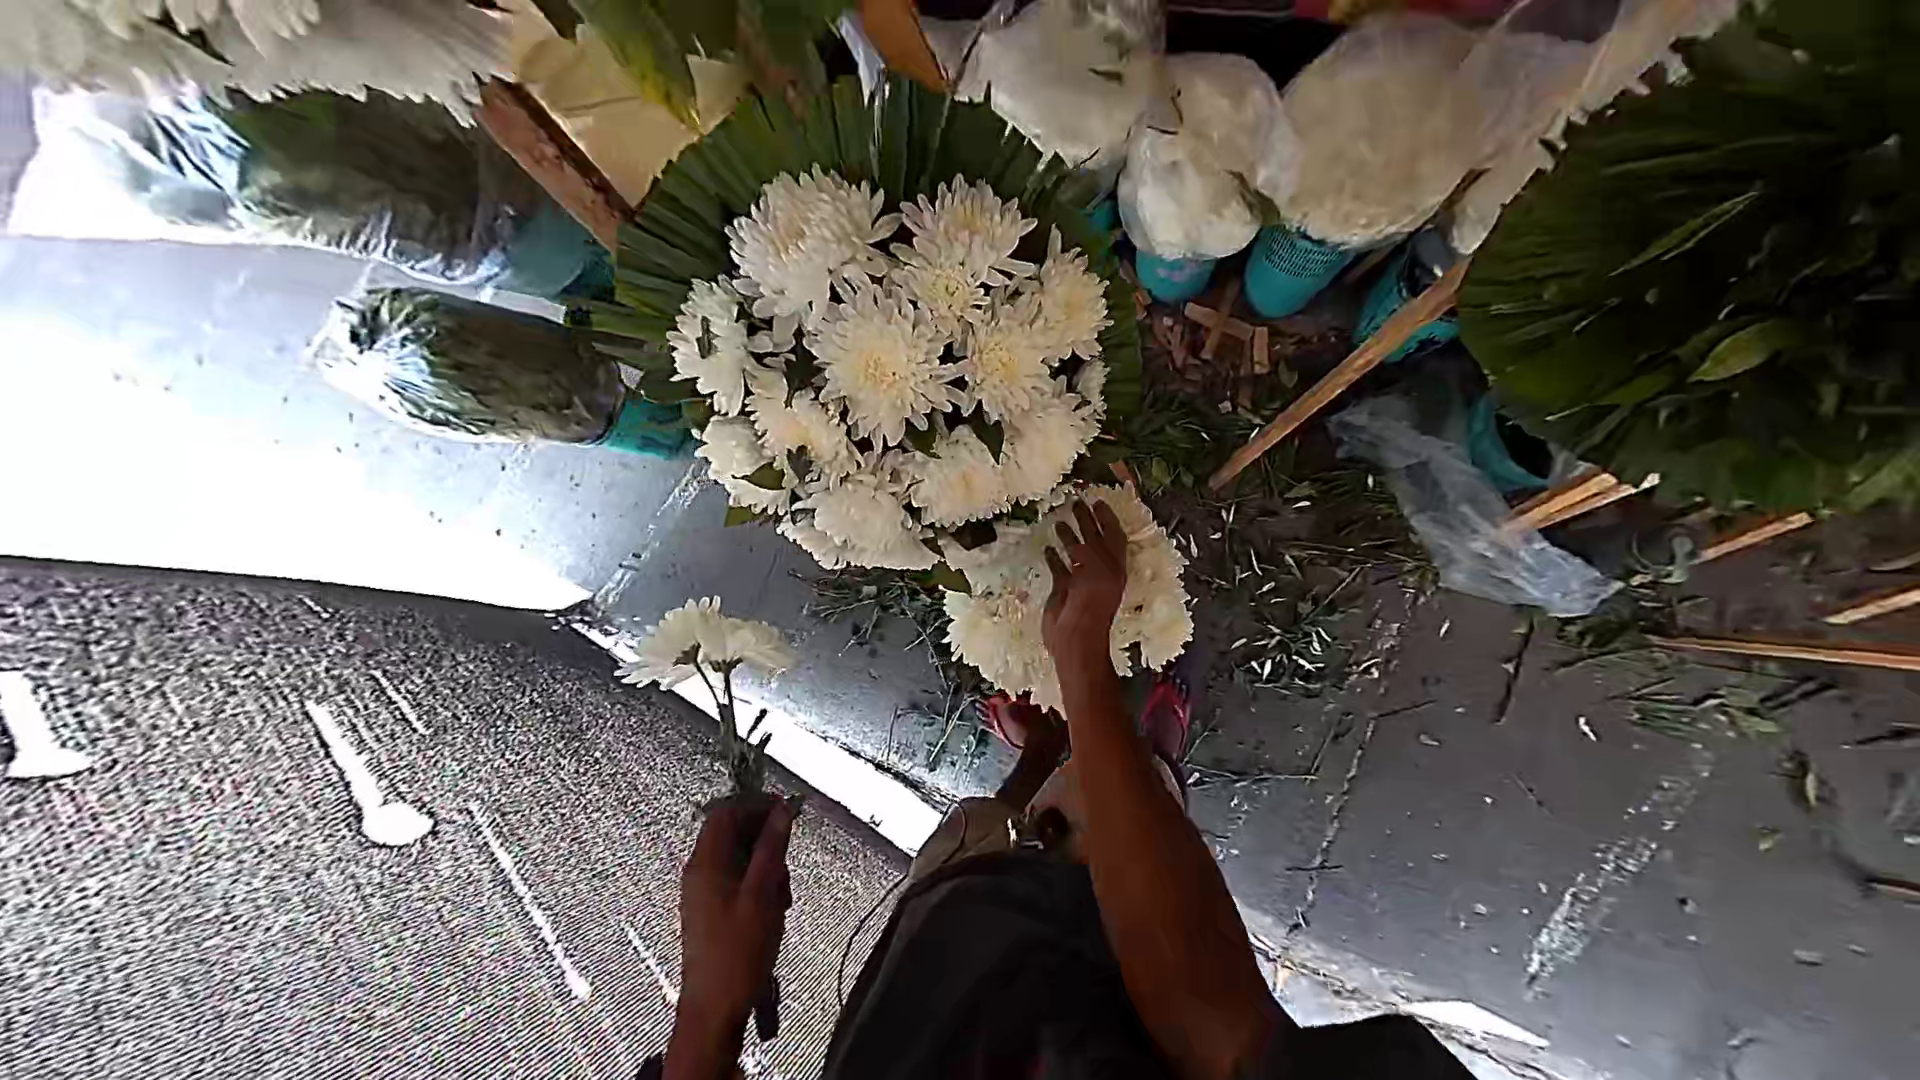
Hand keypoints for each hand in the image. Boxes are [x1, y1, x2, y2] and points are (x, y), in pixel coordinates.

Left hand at [670, 793, 796, 1071]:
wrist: (716, 1008)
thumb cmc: (739, 948)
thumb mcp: (762, 892)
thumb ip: (772, 847)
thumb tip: (782, 810)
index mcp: (706, 862)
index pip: (726, 813)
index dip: (755, 807)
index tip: (785, 813)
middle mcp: (700, 872)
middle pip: (734, 834)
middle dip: (765, 842)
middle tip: (785, 865)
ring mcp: (704, 892)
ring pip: (740, 858)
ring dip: (766, 867)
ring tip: (781, 894)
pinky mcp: (712, 910)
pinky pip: (738, 880)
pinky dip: (759, 885)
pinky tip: (773, 908)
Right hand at [1044, 499, 1128, 684]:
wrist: (1075, 640)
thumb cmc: (1091, 606)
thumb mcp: (1097, 573)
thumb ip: (1091, 551)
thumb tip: (1082, 532)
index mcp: (1113, 566)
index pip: (1112, 535)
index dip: (1107, 518)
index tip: (1097, 500)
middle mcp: (1100, 571)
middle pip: (1094, 540)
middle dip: (1086, 521)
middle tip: (1076, 504)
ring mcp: (1081, 581)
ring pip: (1075, 553)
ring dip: (1069, 537)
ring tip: (1059, 521)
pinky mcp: (1063, 591)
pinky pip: (1059, 569)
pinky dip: (1054, 557)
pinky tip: (1047, 547)